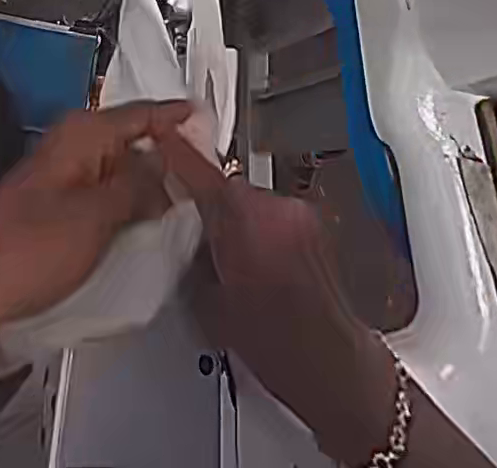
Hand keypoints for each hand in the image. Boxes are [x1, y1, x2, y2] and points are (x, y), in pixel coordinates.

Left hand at [0, 101, 189, 371]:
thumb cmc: (26, 253)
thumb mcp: (97, 217)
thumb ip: (141, 185)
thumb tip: (167, 166)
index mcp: (83, 133)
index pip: (146, 113)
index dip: (181, 119)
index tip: (213, 126)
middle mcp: (76, 143)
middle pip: (137, 138)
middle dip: (172, 154)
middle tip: (210, 173)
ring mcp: (68, 172)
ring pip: (125, 165)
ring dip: (154, 180)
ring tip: (190, 199)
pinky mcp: (62, 200)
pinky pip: (110, 189)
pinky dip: (133, 199)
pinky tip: (152, 219)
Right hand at [158, 133, 397, 464]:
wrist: (332, 363)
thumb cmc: (278, 345)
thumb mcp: (212, 304)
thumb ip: (193, 255)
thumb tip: (184, 234)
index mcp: (243, 223)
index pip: (201, 172)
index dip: (177, 150)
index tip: (164, 133)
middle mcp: (274, 207)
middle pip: (228, 187)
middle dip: (212, 206)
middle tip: (202, 240)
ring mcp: (298, 211)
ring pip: (252, 200)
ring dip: (241, 220)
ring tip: (240, 265)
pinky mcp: (312, 220)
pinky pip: (274, 211)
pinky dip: (263, 227)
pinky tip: (264, 264)